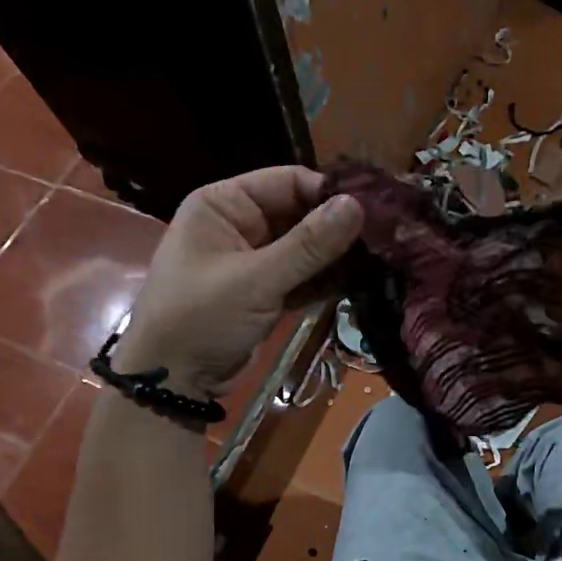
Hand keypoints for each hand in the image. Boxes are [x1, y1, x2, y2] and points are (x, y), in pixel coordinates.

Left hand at [114, 167, 362, 399]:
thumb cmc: (202, 317)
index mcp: (225, 204)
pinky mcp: (267, 292)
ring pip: (306, 249)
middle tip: (388, 238)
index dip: (329, 194)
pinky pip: (304, 277)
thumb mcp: (257, 279)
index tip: (374, 211)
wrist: (173, 378)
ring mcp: (255, 260)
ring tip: (384, 260)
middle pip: (301, 214)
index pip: (288, 182)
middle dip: (339, 227)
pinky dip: (327, 281)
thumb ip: (309, 245)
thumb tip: (358, 206)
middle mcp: (241, 225)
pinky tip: (363, 283)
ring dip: (338, 257)